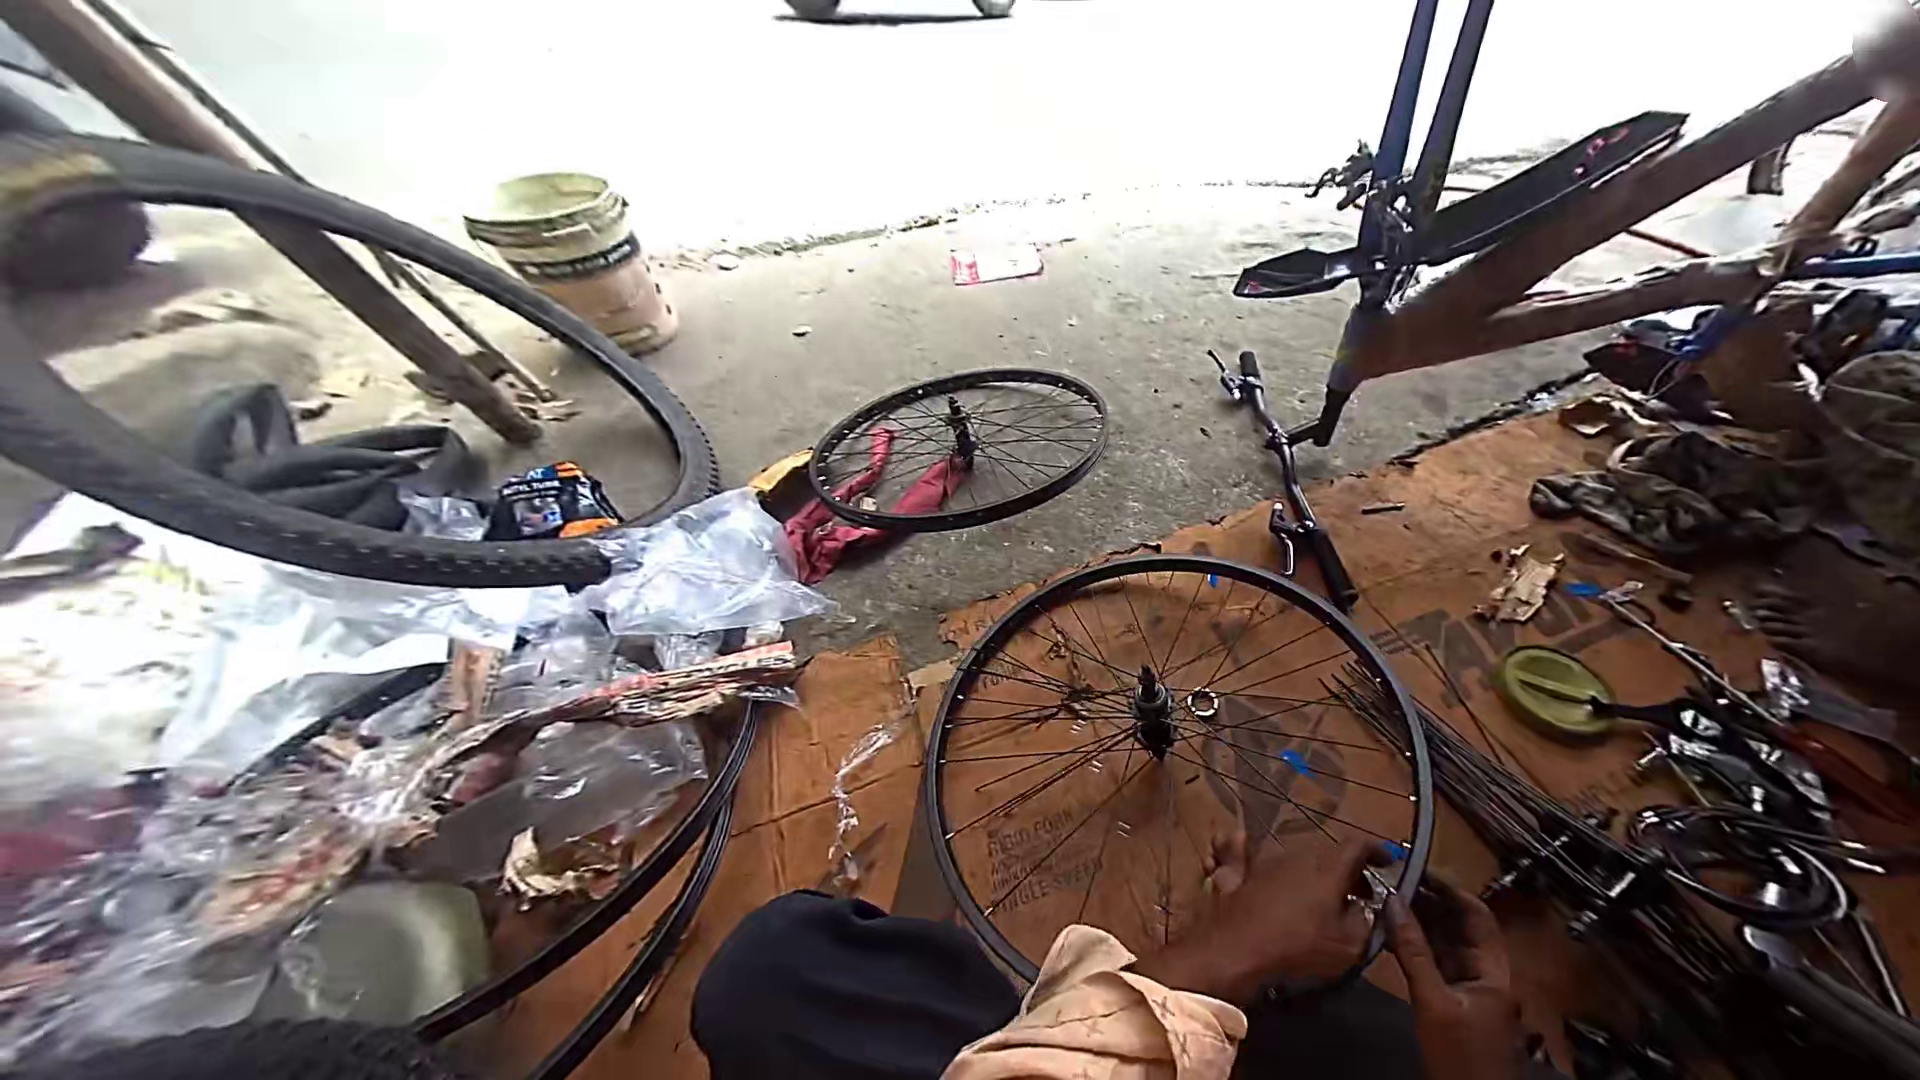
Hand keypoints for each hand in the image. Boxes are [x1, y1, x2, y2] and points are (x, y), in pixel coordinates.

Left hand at [1131, 838, 1389, 1003]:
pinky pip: (1283, 868)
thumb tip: (1366, 906)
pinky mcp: (1251, 871)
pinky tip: (1300, 902)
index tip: (1388, 860)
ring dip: (1323, 876)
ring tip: (1332, 903)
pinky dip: (1299, 879)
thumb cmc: (1300, 945)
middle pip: (1330, 854)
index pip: (1356, 845)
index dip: (1375, 850)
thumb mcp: (1350, 944)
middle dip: (1350, 870)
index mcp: (1326, 867)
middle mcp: (1298, 855)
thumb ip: (1365, 920)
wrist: (1239, 944)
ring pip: (1306, 860)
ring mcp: (1271, 860)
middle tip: (1362, 895)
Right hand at [1387, 878, 1525, 1079]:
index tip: (1414, 870)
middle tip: (1388, 881)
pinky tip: (1383, 931)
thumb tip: (1392, 901)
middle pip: (1457, 925)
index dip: (1449, 890)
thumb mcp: (1433, 1001)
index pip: (1477, 916)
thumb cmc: (1461, 1055)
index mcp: (1493, 971)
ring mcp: (1466, 985)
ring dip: (1413, 920)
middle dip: (1425, 901)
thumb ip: (1413, 951)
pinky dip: (1409, 943)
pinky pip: (1430, 959)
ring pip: (1440, 941)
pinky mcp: (1449, 997)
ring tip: (1380, 900)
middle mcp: (1483, 972)